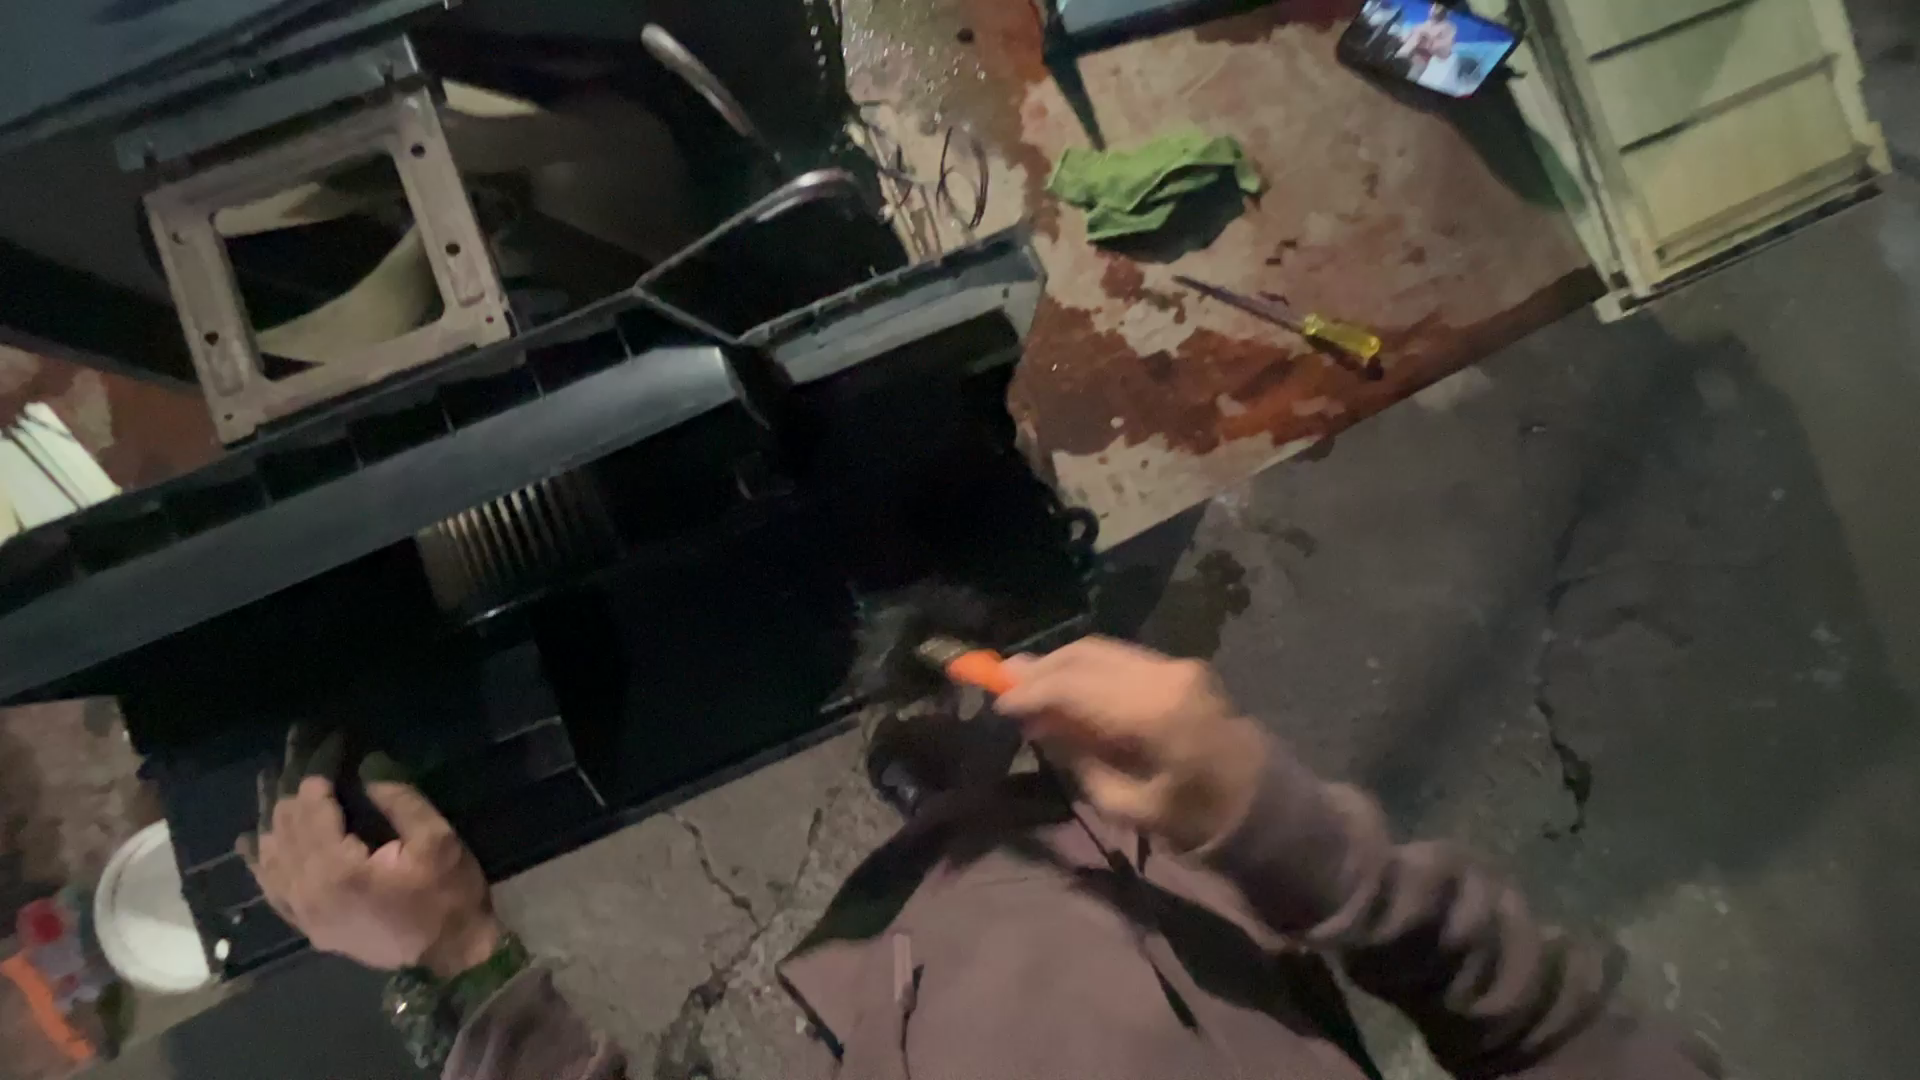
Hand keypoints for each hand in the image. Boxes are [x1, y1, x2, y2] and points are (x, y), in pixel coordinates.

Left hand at [239, 763, 500, 975]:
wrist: (450, 951)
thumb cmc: (448, 891)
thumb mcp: (438, 839)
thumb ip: (401, 803)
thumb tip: (370, 769)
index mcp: (337, 871)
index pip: (312, 818)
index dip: (315, 786)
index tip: (324, 756)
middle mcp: (307, 893)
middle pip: (286, 838)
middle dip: (291, 801)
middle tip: (299, 767)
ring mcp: (304, 914)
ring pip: (272, 864)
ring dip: (275, 827)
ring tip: (278, 795)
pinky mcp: (309, 926)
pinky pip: (273, 890)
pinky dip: (261, 864)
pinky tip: (255, 846)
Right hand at [997, 637, 1268, 849]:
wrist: (1267, 808)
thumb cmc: (1197, 822)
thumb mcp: (1128, 805)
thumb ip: (1080, 757)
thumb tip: (1040, 724)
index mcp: (1153, 714)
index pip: (1073, 687)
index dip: (1029, 692)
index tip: (998, 702)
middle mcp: (1163, 676)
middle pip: (1084, 656)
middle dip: (1039, 668)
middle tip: (1002, 681)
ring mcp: (1175, 666)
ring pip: (1100, 650)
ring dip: (1060, 663)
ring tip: (1027, 679)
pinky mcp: (1179, 668)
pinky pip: (1120, 658)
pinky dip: (1086, 667)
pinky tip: (1067, 683)